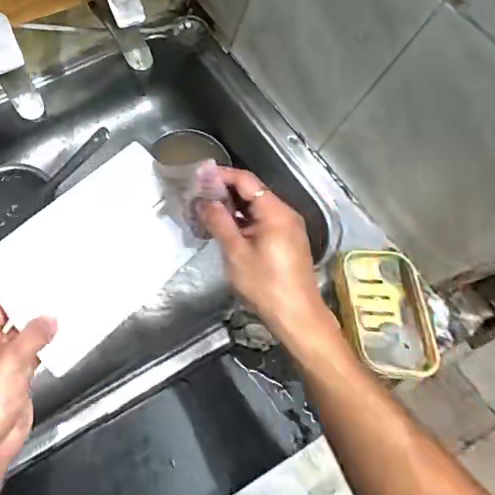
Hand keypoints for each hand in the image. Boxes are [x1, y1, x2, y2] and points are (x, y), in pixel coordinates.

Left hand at [0, 282, 55, 486]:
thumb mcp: (11, 359)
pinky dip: (44, 344)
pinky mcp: (17, 375)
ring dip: (37, 322)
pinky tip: (62, 332)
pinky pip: (32, 352)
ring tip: (59, 300)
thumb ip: (34, 335)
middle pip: (5, 313)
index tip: (19, 264)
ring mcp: (3, 359)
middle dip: (23, 299)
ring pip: (21, 333)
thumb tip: (52, 318)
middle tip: (47, 279)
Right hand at [197, 167, 336, 349]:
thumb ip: (219, 221)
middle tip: (196, 194)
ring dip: (231, 206)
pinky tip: (223, 227)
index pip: (245, 180)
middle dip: (223, 190)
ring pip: (255, 206)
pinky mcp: (285, 241)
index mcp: (275, 212)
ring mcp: (287, 228)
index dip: (220, 175)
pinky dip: (241, 220)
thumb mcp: (236, 253)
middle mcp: (285, 214)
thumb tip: (202, 200)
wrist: (298, 319)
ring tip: (204, 210)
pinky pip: (261, 220)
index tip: (197, 176)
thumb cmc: (266, 285)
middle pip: (251, 191)